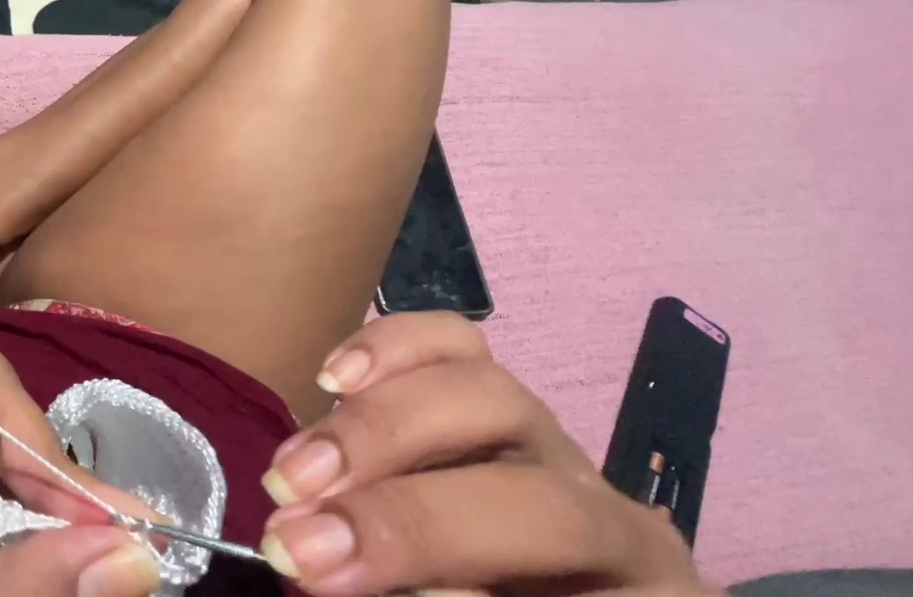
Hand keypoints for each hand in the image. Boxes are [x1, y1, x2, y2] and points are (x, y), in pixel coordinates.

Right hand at [258, 313, 720, 596]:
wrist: (470, 570)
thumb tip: (392, 581)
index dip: (447, 594)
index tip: (330, 586)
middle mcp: (619, 525)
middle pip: (538, 504)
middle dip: (399, 517)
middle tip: (294, 539)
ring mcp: (555, 442)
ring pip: (489, 400)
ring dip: (374, 433)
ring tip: (293, 472)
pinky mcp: (492, 384)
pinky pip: (455, 340)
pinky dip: (388, 350)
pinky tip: (330, 381)